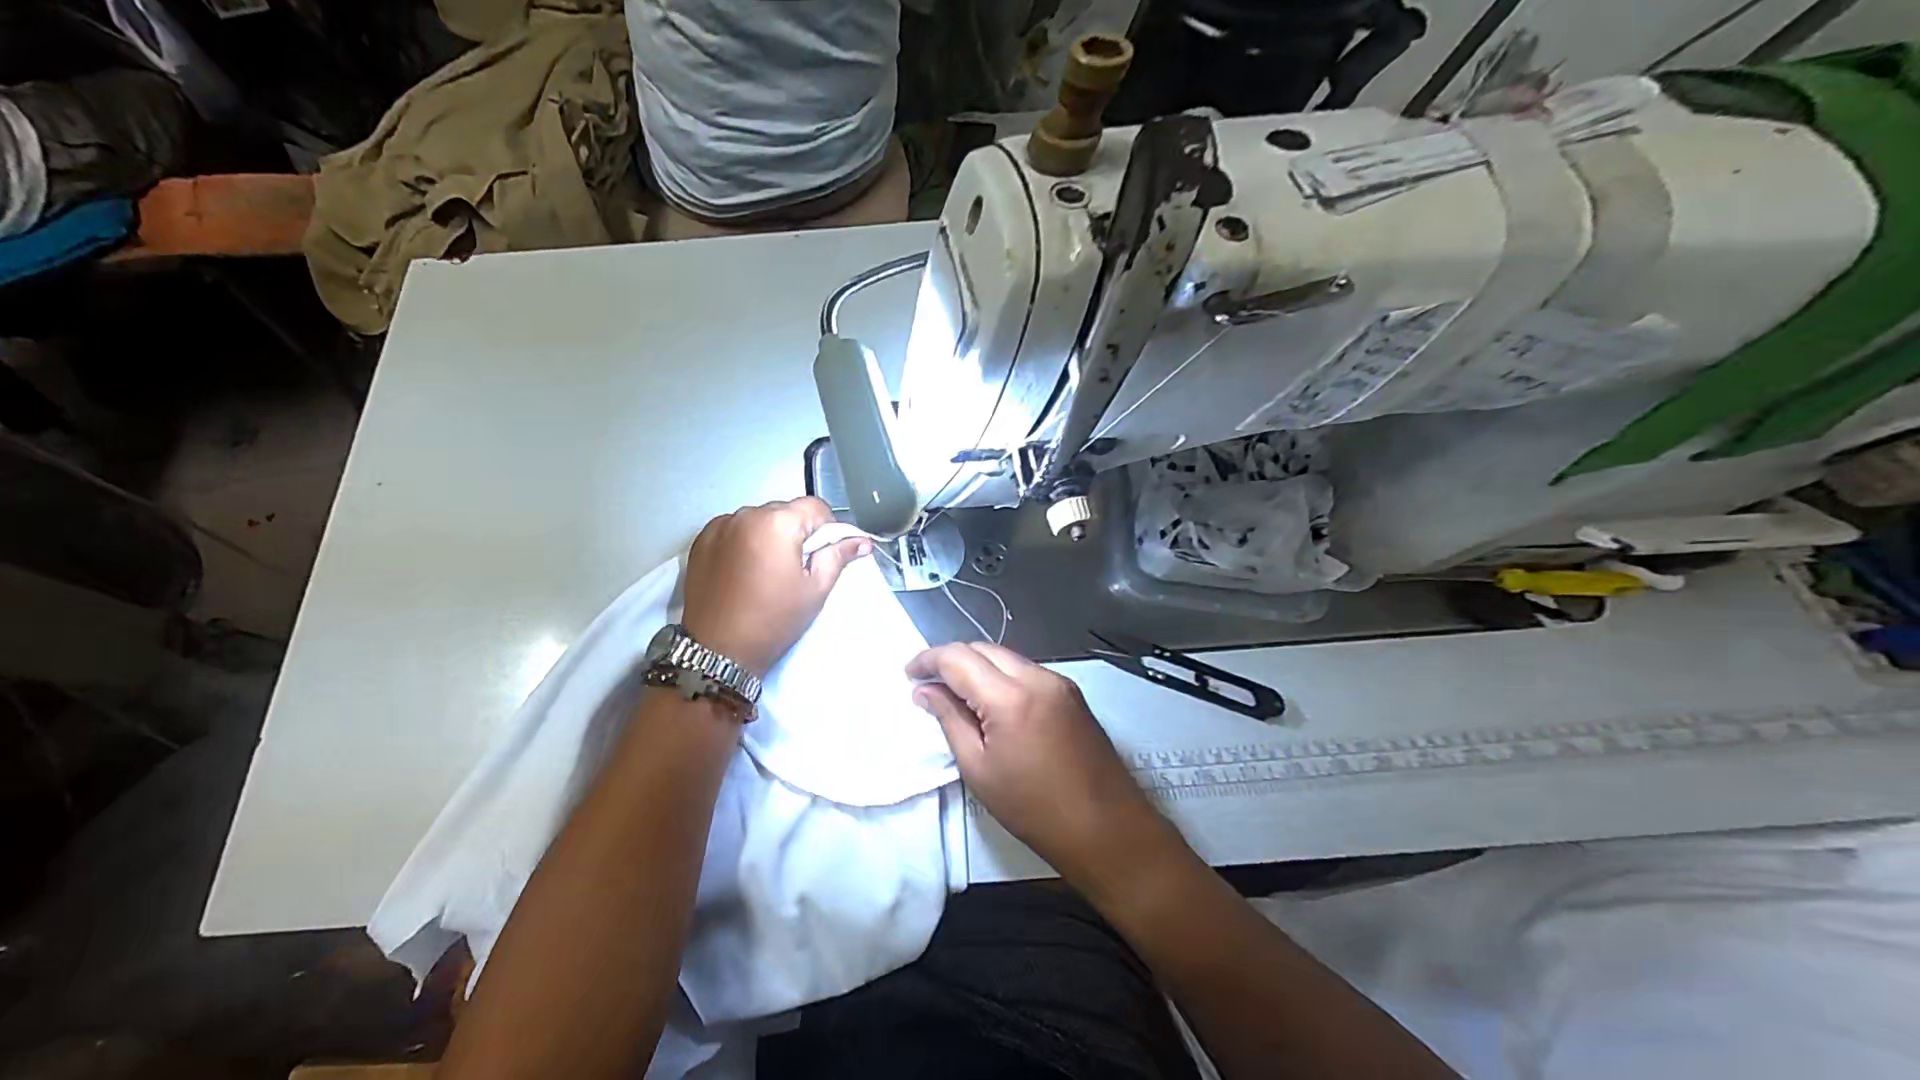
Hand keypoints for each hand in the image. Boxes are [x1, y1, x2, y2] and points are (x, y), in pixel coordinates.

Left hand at [682, 497, 869, 676]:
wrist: (717, 650)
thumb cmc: (773, 621)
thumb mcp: (815, 590)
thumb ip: (838, 557)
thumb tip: (861, 541)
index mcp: (777, 523)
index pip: (816, 507)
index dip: (827, 529)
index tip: (822, 556)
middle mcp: (746, 514)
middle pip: (786, 510)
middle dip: (797, 531)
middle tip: (796, 568)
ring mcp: (720, 526)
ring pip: (759, 519)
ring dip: (769, 535)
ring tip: (767, 571)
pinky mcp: (701, 540)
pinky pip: (734, 529)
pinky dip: (744, 540)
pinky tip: (744, 569)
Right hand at [907, 642, 1177, 887]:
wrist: (1105, 828)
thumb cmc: (1033, 808)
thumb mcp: (979, 769)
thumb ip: (950, 720)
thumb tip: (926, 691)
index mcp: (1011, 696)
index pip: (958, 658)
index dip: (928, 660)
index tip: (909, 673)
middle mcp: (1038, 677)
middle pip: (983, 649)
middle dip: (952, 659)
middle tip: (929, 683)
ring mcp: (1059, 683)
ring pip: (1007, 657)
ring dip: (978, 666)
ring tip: (957, 694)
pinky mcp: (1072, 693)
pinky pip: (1027, 671)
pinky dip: (1002, 677)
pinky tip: (991, 702)